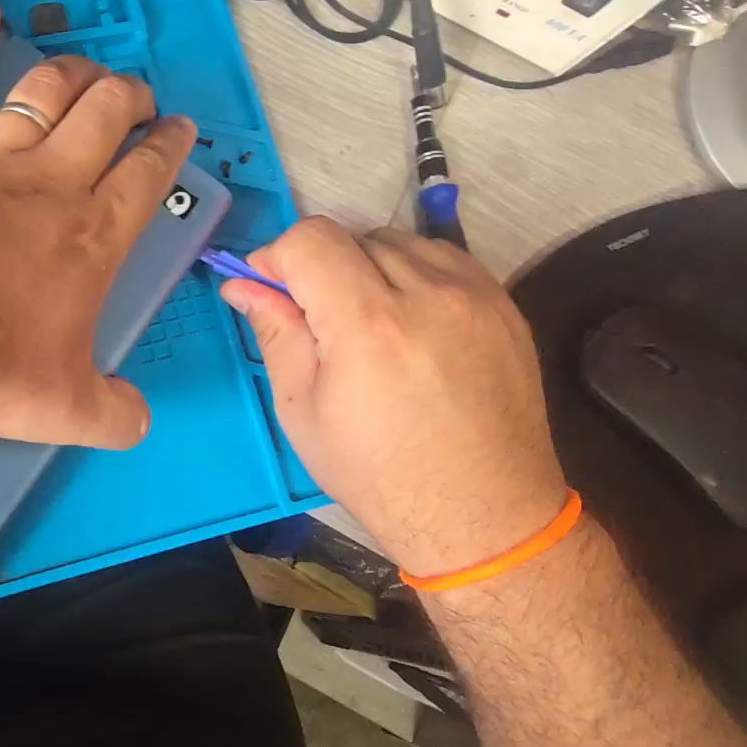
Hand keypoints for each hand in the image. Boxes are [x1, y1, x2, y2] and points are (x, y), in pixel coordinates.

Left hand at [0, 0, 195, 450]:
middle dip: (132, 98)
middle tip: (139, 100)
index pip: (148, 173)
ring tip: (90, 71)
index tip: (178, 133)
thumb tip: (137, 420)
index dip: (171, 146)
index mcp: (90, 236)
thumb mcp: (59, 411)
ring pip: (46, 92)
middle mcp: (48, 183)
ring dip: (76, 74)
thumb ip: (114, 416)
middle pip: (106, 113)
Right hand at [222, 218, 569, 576]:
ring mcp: (476, 295)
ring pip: (399, 241)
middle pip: (351, 237)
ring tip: (365, 322)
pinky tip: (408, 321)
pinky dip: (412, 274)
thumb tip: (242, 286)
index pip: (311, 240)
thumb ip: (276, 333)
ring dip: (367, 267)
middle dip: (319, 268)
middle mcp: (428, 293)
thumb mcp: (302, 408)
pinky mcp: (505, 304)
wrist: (477, 509)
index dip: (277, 257)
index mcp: (368, 325)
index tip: (269, 290)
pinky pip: (444, 259)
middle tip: (315, 320)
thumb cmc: (373, 471)